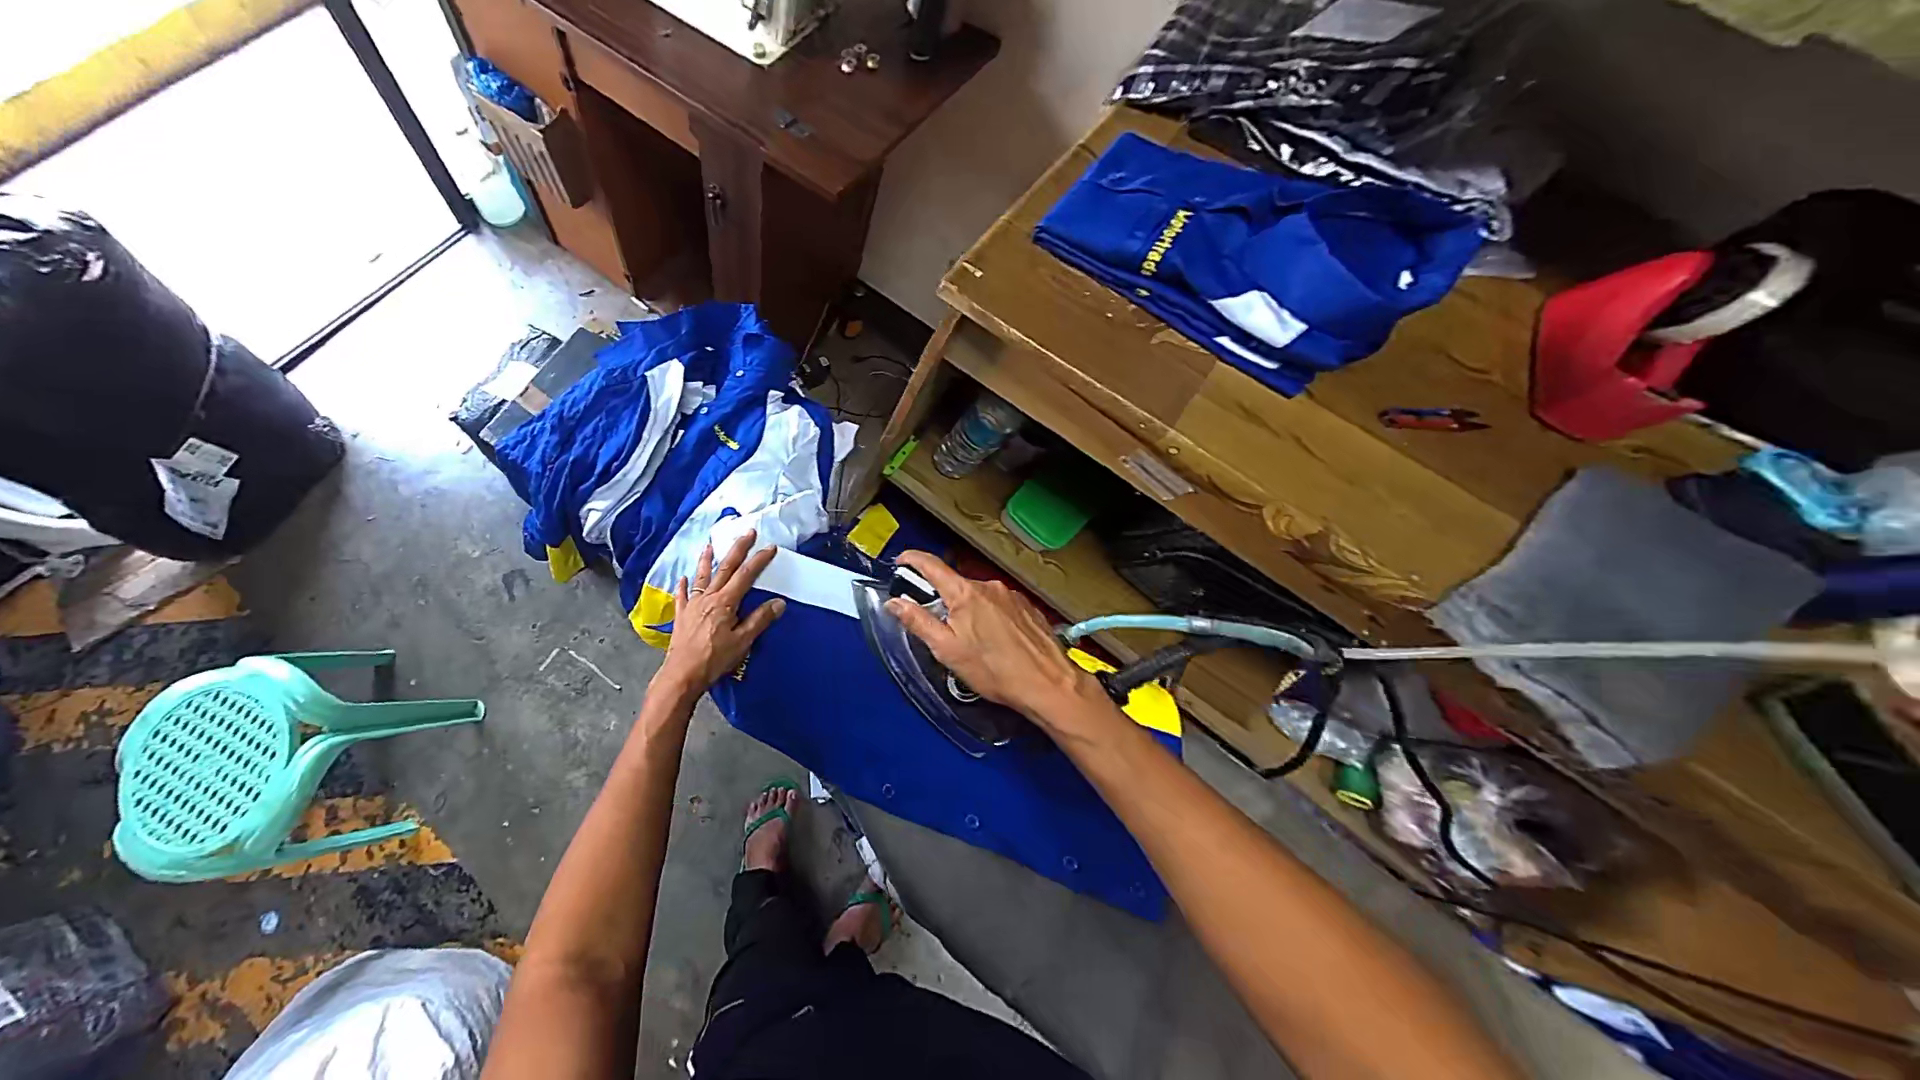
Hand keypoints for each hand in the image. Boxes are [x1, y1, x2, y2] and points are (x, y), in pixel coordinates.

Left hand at [656, 531, 785, 693]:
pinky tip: (682, 578)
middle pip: (725, 568)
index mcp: (725, 602)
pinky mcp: (681, 616)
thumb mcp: (743, 641)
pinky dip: (684, 585)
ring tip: (709, 546)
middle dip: (738, 549)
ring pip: (701, 577)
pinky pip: (683, 596)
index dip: (759, 560)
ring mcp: (692, 605)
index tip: (770, 547)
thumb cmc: (714, 659)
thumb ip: (760, 620)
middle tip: (747, 533)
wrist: (681, 675)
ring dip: (707, 560)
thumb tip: (778, 603)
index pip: (746, 576)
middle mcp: (708, 598)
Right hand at [884, 550, 1107, 729]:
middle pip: (956, 585)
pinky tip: (996, 643)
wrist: (1047, 683)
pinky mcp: (1026, 608)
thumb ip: (918, 622)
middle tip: (941, 630)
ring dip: (970, 613)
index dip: (913, 560)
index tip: (902, 561)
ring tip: (974, 645)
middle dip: (944, 602)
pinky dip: (991, 619)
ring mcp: (1011, 596)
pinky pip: (999, 606)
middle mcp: (990, 587)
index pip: (931, 565)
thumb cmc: (997, 671)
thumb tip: (896, 603)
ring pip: (979, 597)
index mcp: (965, 593)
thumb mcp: (947, 650)